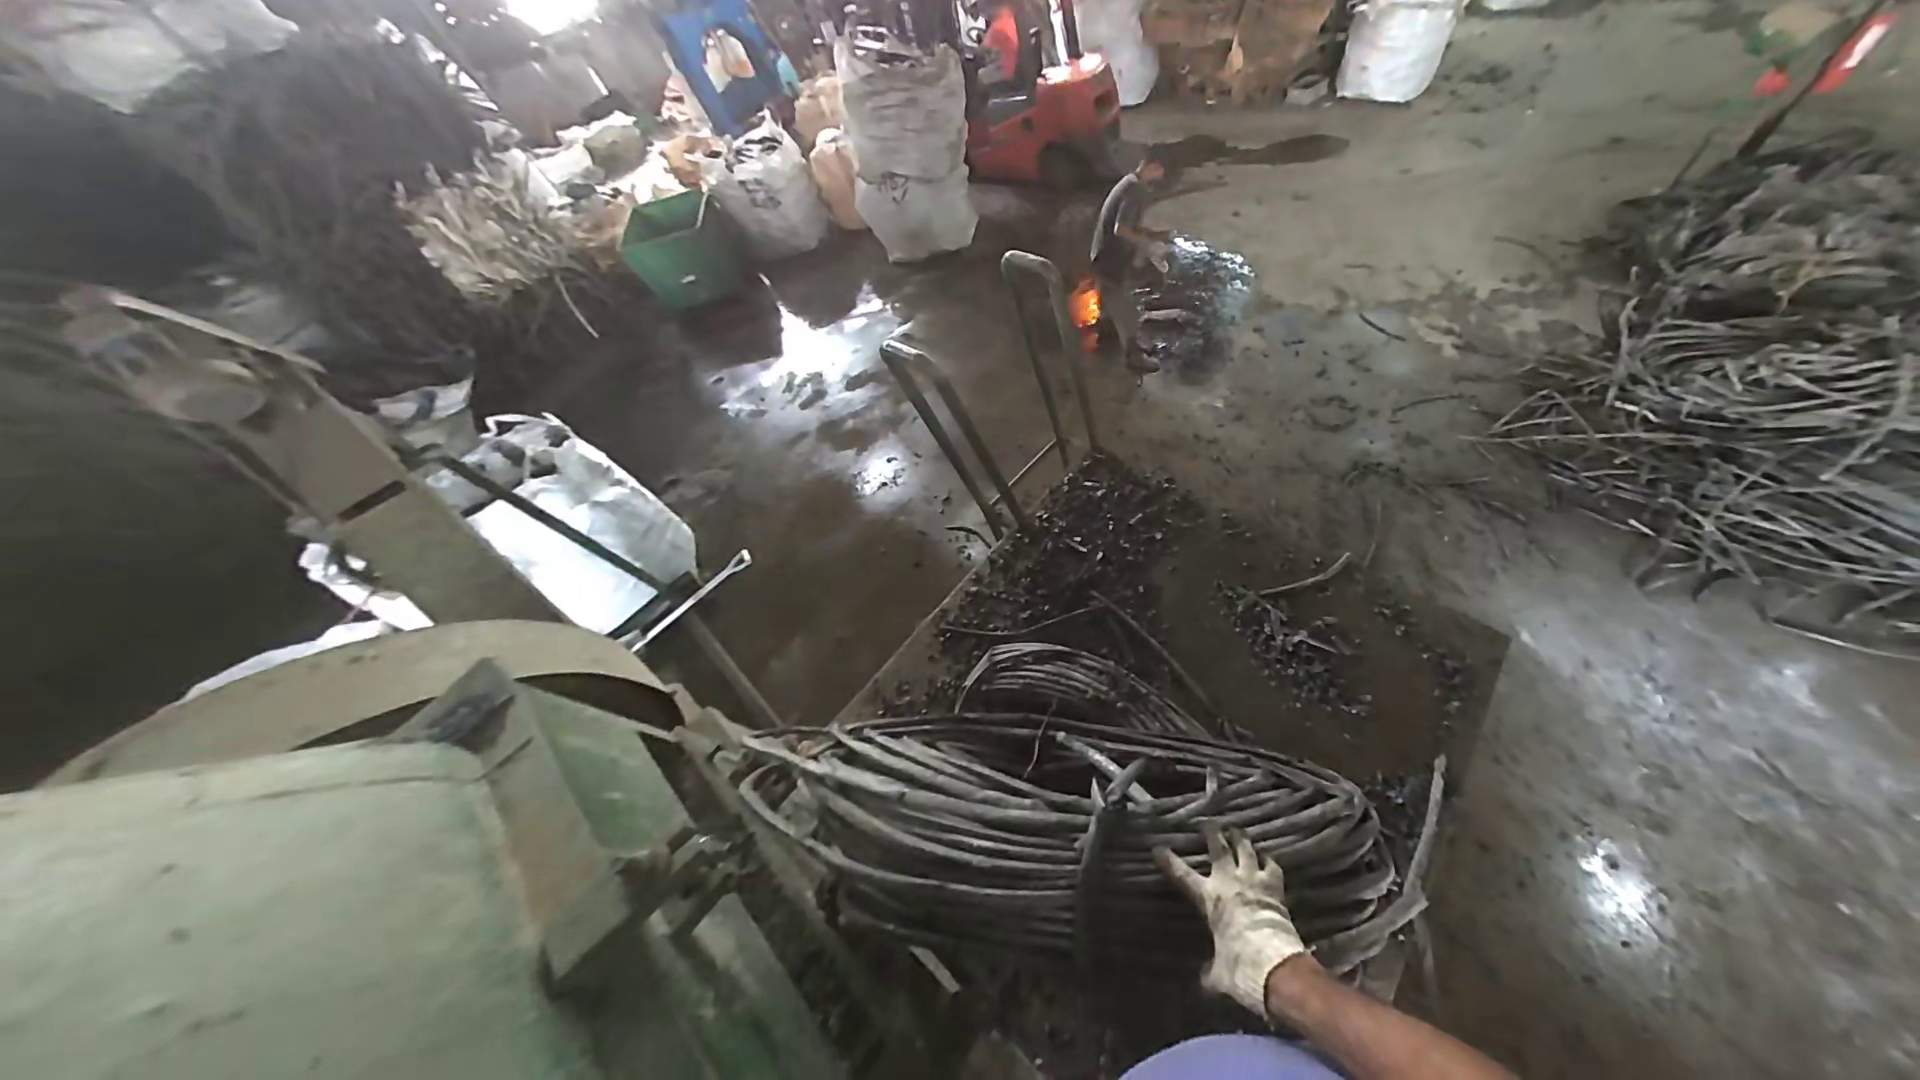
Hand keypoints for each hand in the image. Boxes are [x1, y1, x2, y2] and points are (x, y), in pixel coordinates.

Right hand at [1155, 823, 1305, 1017]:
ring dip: (1241, 839)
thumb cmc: (1239, 966)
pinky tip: (1268, 857)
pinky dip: (1269, 860)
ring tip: (1238, 831)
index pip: (1181, 874)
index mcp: (1208, 897)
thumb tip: (1202, 983)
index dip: (1168, 860)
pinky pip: (1272, 867)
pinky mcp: (1275, 888)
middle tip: (1210, 823)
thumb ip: (1209, 972)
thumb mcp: (1218, 974)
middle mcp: (1228, 882)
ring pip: (1246, 849)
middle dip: (1212, 833)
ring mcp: (1253, 881)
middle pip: (1219, 848)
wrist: (1276, 966)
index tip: (1157, 847)